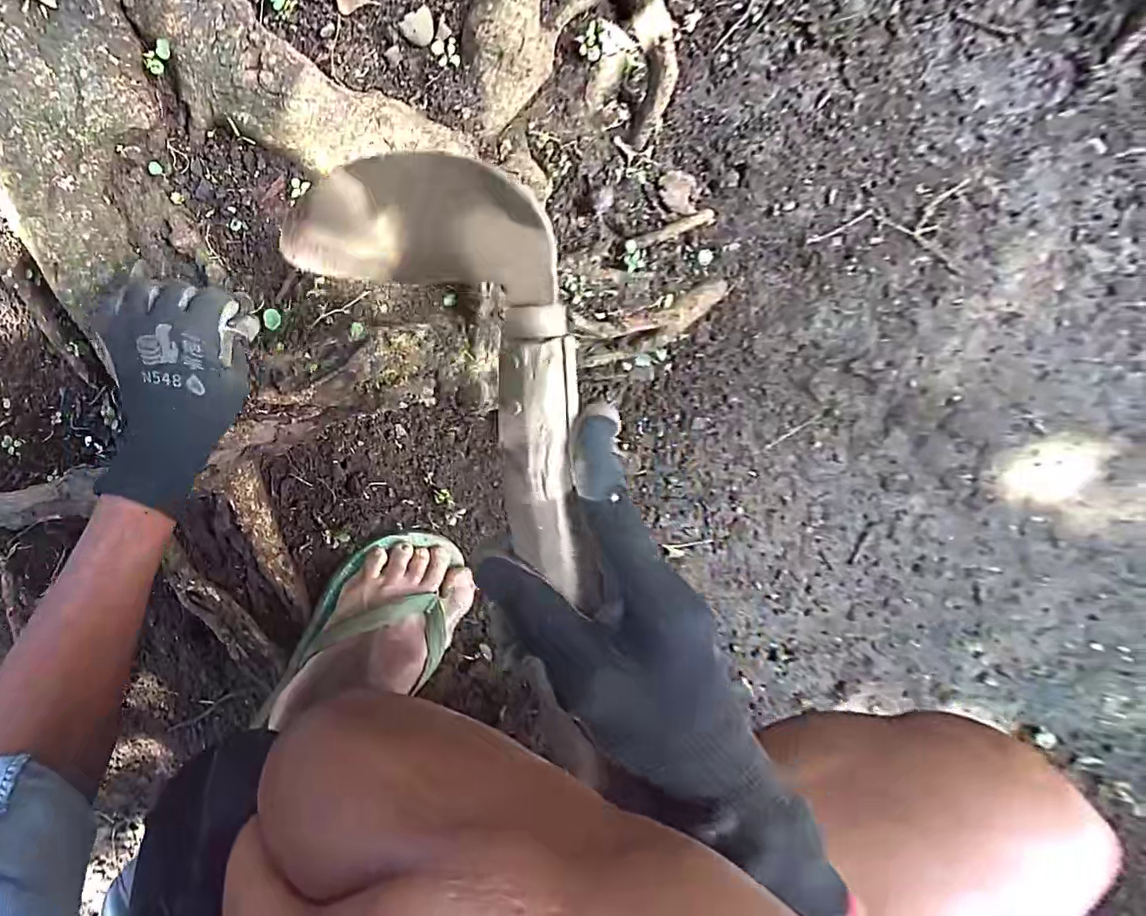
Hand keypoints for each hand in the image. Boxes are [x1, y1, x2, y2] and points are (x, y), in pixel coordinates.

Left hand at [93, 272, 252, 517]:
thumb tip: (239, 324)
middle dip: (192, 298)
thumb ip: (237, 346)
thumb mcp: (236, 382)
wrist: (164, 438)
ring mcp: (135, 328)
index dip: (224, 303)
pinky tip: (136, 313)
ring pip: (142, 289)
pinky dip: (122, 304)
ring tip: (165, 309)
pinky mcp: (115, 340)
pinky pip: (111, 307)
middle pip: (178, 288)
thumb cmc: (207, 414)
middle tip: (197, 315)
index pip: (213, 296)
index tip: (227, 314)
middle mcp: (164, 320)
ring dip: (157, 295)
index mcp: (198, 329)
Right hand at [474, 407, 848, 915]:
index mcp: (653, 592)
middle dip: (561, 526)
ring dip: (561, 577)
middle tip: (533, 552)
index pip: (614, 511)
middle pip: (600, 533)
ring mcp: (663, 605)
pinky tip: (562, 645)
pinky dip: (573, 599)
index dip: (597, 462)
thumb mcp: (583, 672)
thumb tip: (490, 559)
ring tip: (544, 638)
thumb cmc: (649, 728)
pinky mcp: (657, 623)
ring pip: (598, 566)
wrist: (712, 787)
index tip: (593, 415)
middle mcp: (662, 587)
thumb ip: (535, 610)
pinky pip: (603, 591)